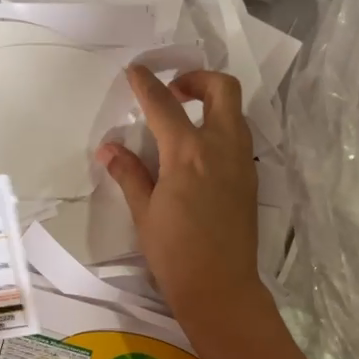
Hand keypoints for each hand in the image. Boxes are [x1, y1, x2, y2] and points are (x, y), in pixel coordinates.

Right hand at [96, 68, 261, 314]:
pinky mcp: (249, 179)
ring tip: (185, 120)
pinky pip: (238, 138)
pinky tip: (199, 154)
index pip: (164, 104)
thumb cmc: (175, 254)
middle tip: (174, 90)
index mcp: (188, 153)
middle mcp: (220, 147)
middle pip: (221, 89)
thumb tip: (109, 149)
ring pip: (234, 112)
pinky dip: (220, 130)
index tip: (134, 71)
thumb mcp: (144, 214)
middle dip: (197, 79)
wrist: (220, 287)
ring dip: (211, 103)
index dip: (146, 84)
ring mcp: (240, 161)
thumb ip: (129, 175)